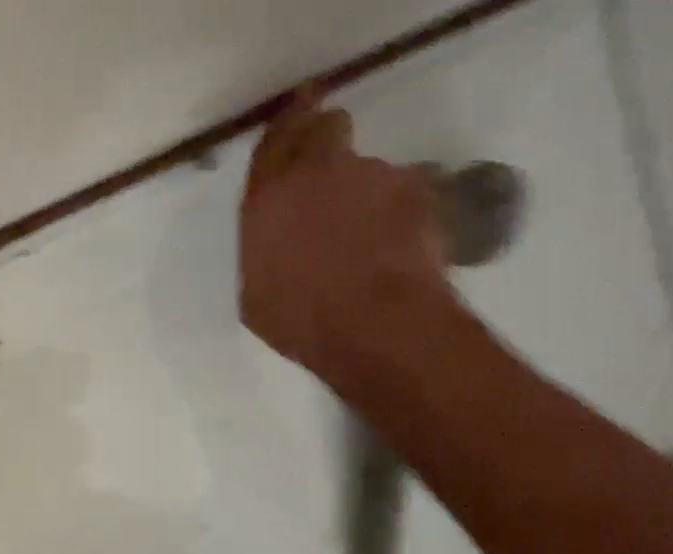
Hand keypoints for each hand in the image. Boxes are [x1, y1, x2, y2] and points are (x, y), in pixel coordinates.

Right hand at [240, 93, 455, 374]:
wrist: (376, 324)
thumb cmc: (299, 319)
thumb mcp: (255, 292)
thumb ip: (264, 249)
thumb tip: (277, 241)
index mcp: (268, 198)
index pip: (276, 139)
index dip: (286, 124)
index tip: (296, 111)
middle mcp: (318, 172)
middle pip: (326, 128)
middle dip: (325, 136)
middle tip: (326, 167)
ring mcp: (373, 175)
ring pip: (364, 170)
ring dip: (361, 191)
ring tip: (363, 235)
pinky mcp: (416, 190)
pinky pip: (399, 192)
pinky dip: (394, 211)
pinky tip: (391, 245)